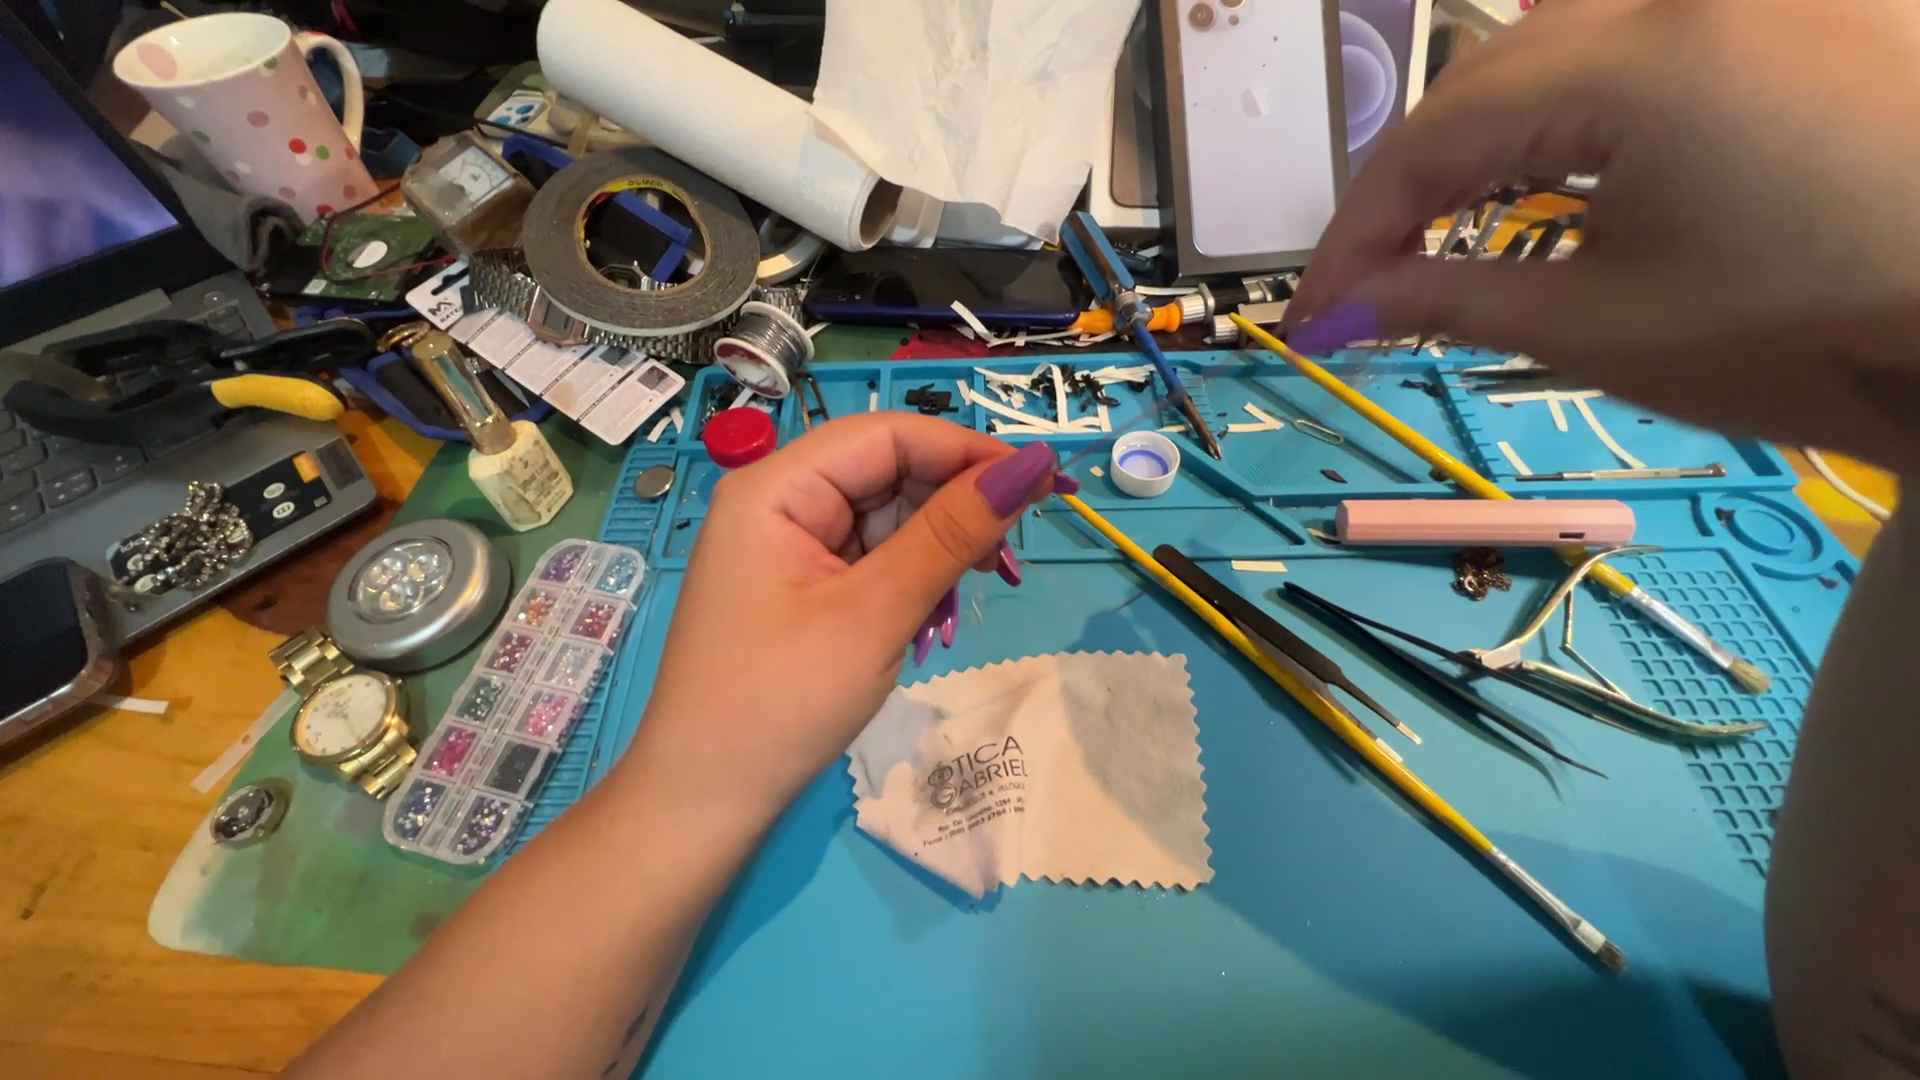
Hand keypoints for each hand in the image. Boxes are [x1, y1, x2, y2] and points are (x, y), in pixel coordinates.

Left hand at [612, 413, 1067, 824]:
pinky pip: (871, 554)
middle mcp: (778, 501)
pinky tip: (937, 603)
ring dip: (939, 543)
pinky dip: (913, 572)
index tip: (1042, 483)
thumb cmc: (782, 704)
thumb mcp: (875, 613)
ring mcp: (788, 544)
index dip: (967, 450)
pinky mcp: (801, 582)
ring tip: (978, 584)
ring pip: (886, 514)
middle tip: (1009, 552)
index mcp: (776, 488)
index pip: (888, 435)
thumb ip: (951, 534)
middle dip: (955, 503)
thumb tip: (1031, 468)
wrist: (706, 801)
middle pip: (887, 471)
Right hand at [1286, 0, 1919, 468]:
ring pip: (1541, 55)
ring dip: (1461, 149)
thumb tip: (1327, 314)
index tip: (1308, 314)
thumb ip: (1436, 301)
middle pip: (1476, 84)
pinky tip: (1521, 170)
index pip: (1430, 140)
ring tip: (1421, 233)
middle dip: (1399, 191)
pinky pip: (1621, 48)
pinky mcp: (1788, 17)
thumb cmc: (1801, 335)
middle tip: (1358, 283)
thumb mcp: (1589, 327)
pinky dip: (1544, 117)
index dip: (1350, 235)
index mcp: (1641, 60)